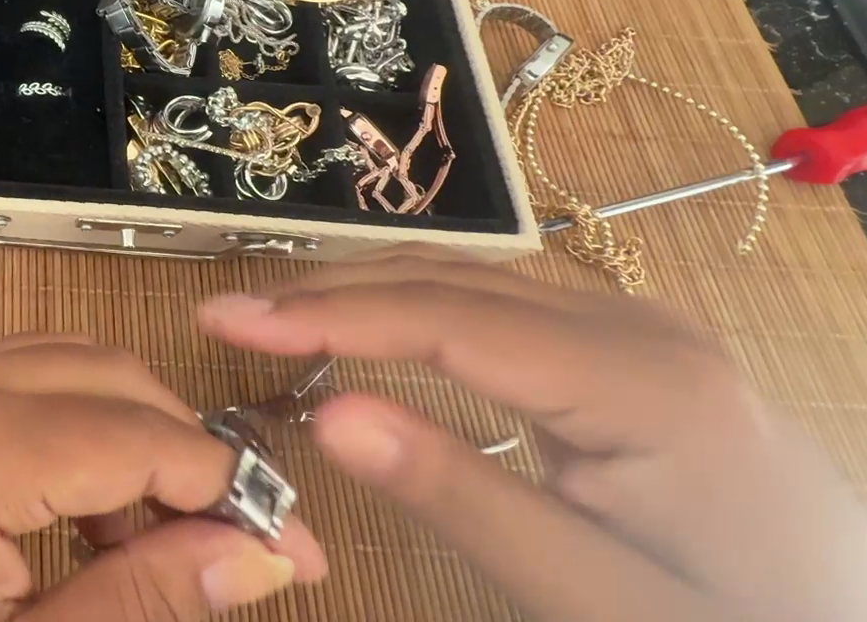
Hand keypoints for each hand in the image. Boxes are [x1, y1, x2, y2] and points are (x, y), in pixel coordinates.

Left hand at [0, 333, 326, 621]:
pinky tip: (92, 514)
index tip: (288, 544)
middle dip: (184, 448)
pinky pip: (25, 382)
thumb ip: (146, 598)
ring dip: (133, 434)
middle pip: (109, 375)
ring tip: (160, 540)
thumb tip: (256, 556)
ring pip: (71, 367)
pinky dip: (79, 429)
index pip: (138, 432)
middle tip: (233, 539)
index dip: (227, 486)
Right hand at [199, 257, 866, 621]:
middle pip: (445, 281)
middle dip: (324, 293)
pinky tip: (362, 322)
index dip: (323, 314)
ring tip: (273, 317)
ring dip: (357, 292)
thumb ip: (465, 499)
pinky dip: (404, 304)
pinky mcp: (621, 341)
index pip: (443, 317)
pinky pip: (489, 300)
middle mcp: (632, 324)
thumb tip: (327, 415)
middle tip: (226, 317)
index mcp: (641, 382)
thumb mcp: (605, 602)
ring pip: (461, 278)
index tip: (225, 320)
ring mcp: (631, 324)